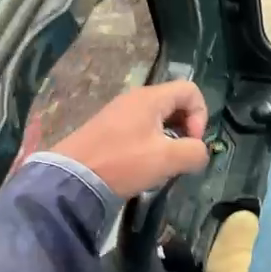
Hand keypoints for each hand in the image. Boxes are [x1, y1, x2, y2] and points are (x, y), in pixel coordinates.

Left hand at [50, 80, 210, 199]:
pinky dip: (150, 143)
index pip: (190, 91)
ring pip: (158, 118)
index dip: (200, 115)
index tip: (192, 142)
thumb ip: (194, 152)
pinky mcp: (107, 129)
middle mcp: (135, 99)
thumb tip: (199, 152)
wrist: (69, 180)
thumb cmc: (122, 163)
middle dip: (186, 128)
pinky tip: (143, 165)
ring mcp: (118, 113)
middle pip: (175, 103)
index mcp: (151, 98)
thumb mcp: (167, 159)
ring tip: (163, 163)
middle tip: (181, 154)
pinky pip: (140, 128)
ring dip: (169, 138)